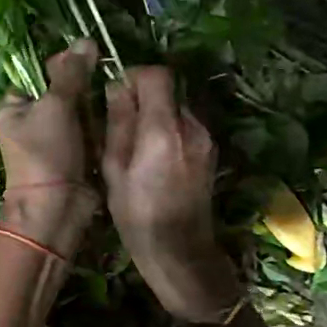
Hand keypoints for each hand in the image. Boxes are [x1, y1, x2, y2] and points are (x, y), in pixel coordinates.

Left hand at [0, 41, 98, 255]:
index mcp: (14, 107)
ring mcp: (56, 139)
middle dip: (85, 91)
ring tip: (110, 108)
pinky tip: (114, 125)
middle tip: (99, 90)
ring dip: (97, 110)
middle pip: (65, 91)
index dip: (63, 67)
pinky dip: (102, 128)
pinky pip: (93, 131)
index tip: (88, 63)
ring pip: (83, 111)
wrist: (58, 209)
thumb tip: (86, 39)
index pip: (38, 74)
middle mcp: (32, 121)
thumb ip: (72, 73)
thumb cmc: (46, 154)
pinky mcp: (77, 154)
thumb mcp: (56, 106)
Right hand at [102, 66, 242, 322]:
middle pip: (170, 90)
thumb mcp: (115, 169)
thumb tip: (117, 86)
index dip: (135, 77)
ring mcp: (206, 139)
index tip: (117, 94)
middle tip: (122, 123)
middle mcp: (192, 126)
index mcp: (164, 129)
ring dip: (157, 115)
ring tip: (137, 145)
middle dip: (145, 98)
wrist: (180, 251)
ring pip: (178, 108)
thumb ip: (118, 122)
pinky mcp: (211, 152)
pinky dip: (170, 130)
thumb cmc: (137, 215)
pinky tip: (156, 158)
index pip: (158, 75)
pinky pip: (187, 127)